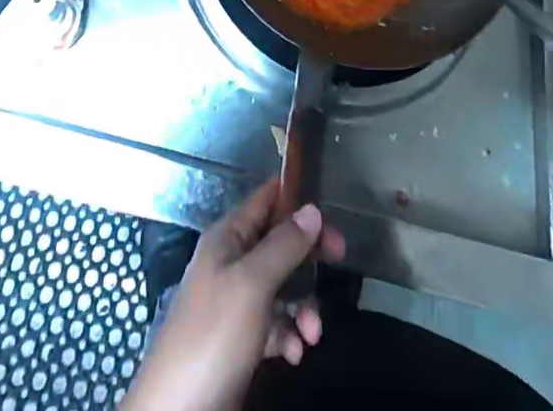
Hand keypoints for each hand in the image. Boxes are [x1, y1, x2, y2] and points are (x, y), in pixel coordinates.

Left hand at [121, 178, 345, 410]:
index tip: (330, 214)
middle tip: (339, 261)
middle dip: (309, 256)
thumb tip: (312, 207)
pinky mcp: (241, 338)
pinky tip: (294, 353)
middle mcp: (231, 262)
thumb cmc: (214, 334)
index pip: (265, 199)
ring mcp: (236, 301)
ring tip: (312, 333)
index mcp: (227, 237)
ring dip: (304, 305)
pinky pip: (276, 323)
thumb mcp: (252, 283)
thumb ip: (283, 244)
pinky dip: (290, 334)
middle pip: (280, 243)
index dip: (297, 200)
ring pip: (283, 286)